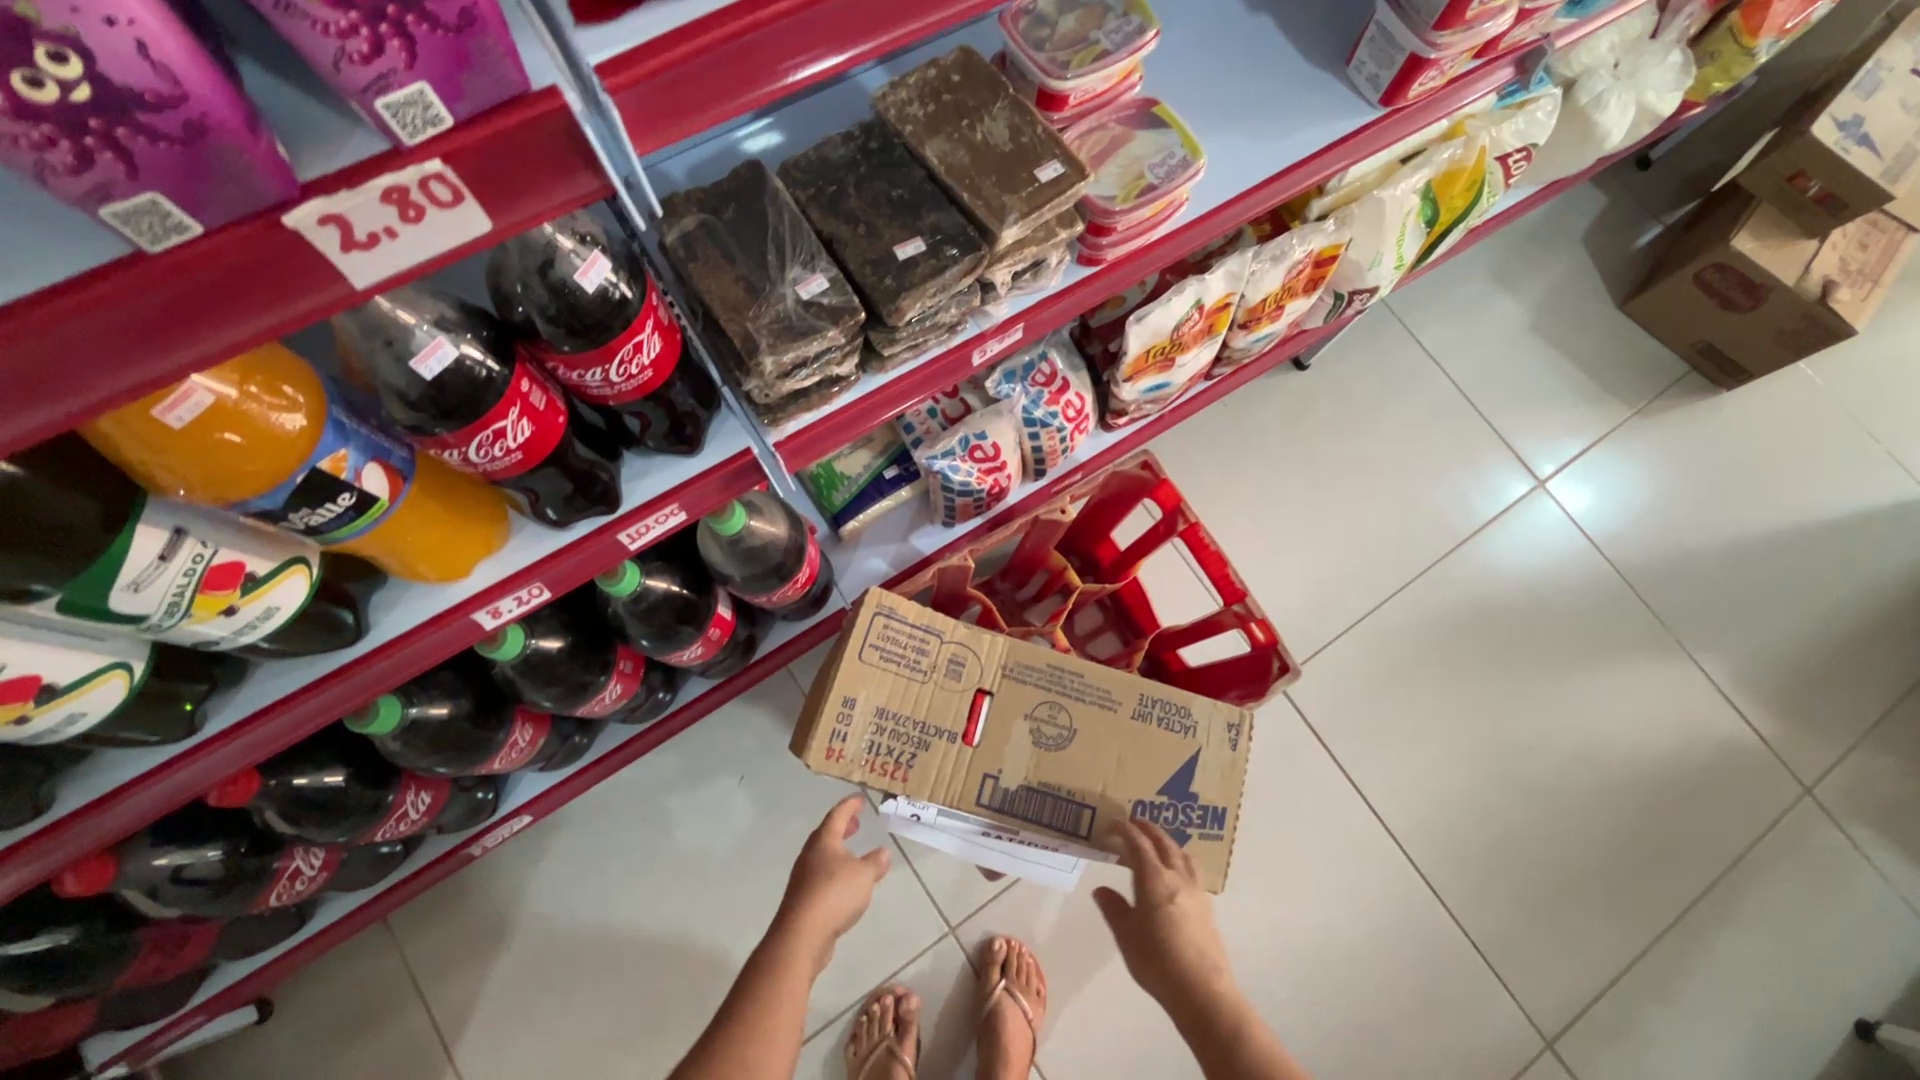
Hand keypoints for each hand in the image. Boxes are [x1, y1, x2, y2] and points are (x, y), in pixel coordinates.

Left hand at [775, 794, 890, 966]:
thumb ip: (874, 863)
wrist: (802, 934)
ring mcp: (804, 878)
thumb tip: (882, 853)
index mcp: (824, 842)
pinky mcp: (804, 899)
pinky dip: (836, 872)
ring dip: (839, 851)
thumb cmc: (834, 894)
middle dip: (842, 828)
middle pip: (826, 835)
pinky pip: (822, 876)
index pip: (837, 816)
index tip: (860, 799)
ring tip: (854, 854)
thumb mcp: (863, 875)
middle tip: (856, 824)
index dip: (849, 806)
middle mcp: (810, 856)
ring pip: (823, 856)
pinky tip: (846, 884)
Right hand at [1092, 819, 1235, 1013]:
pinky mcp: (1207, 908)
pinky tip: (1176, 874)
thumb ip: (1114, 908)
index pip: (1138, 844)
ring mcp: (1196, 892)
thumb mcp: (1126, 935)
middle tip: (1135, 822)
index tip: (1114, 823)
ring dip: (1167, 842)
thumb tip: (1101, 889)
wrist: (1201, 990)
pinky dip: (1180, 860)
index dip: (1125, 830)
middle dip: (1148, 829)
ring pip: (1182, 855)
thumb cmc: (1156, 961)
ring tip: (1157, 843)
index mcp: (1154, 880)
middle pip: (1164, 843)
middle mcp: (1177, 878)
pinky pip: (1192, 871)